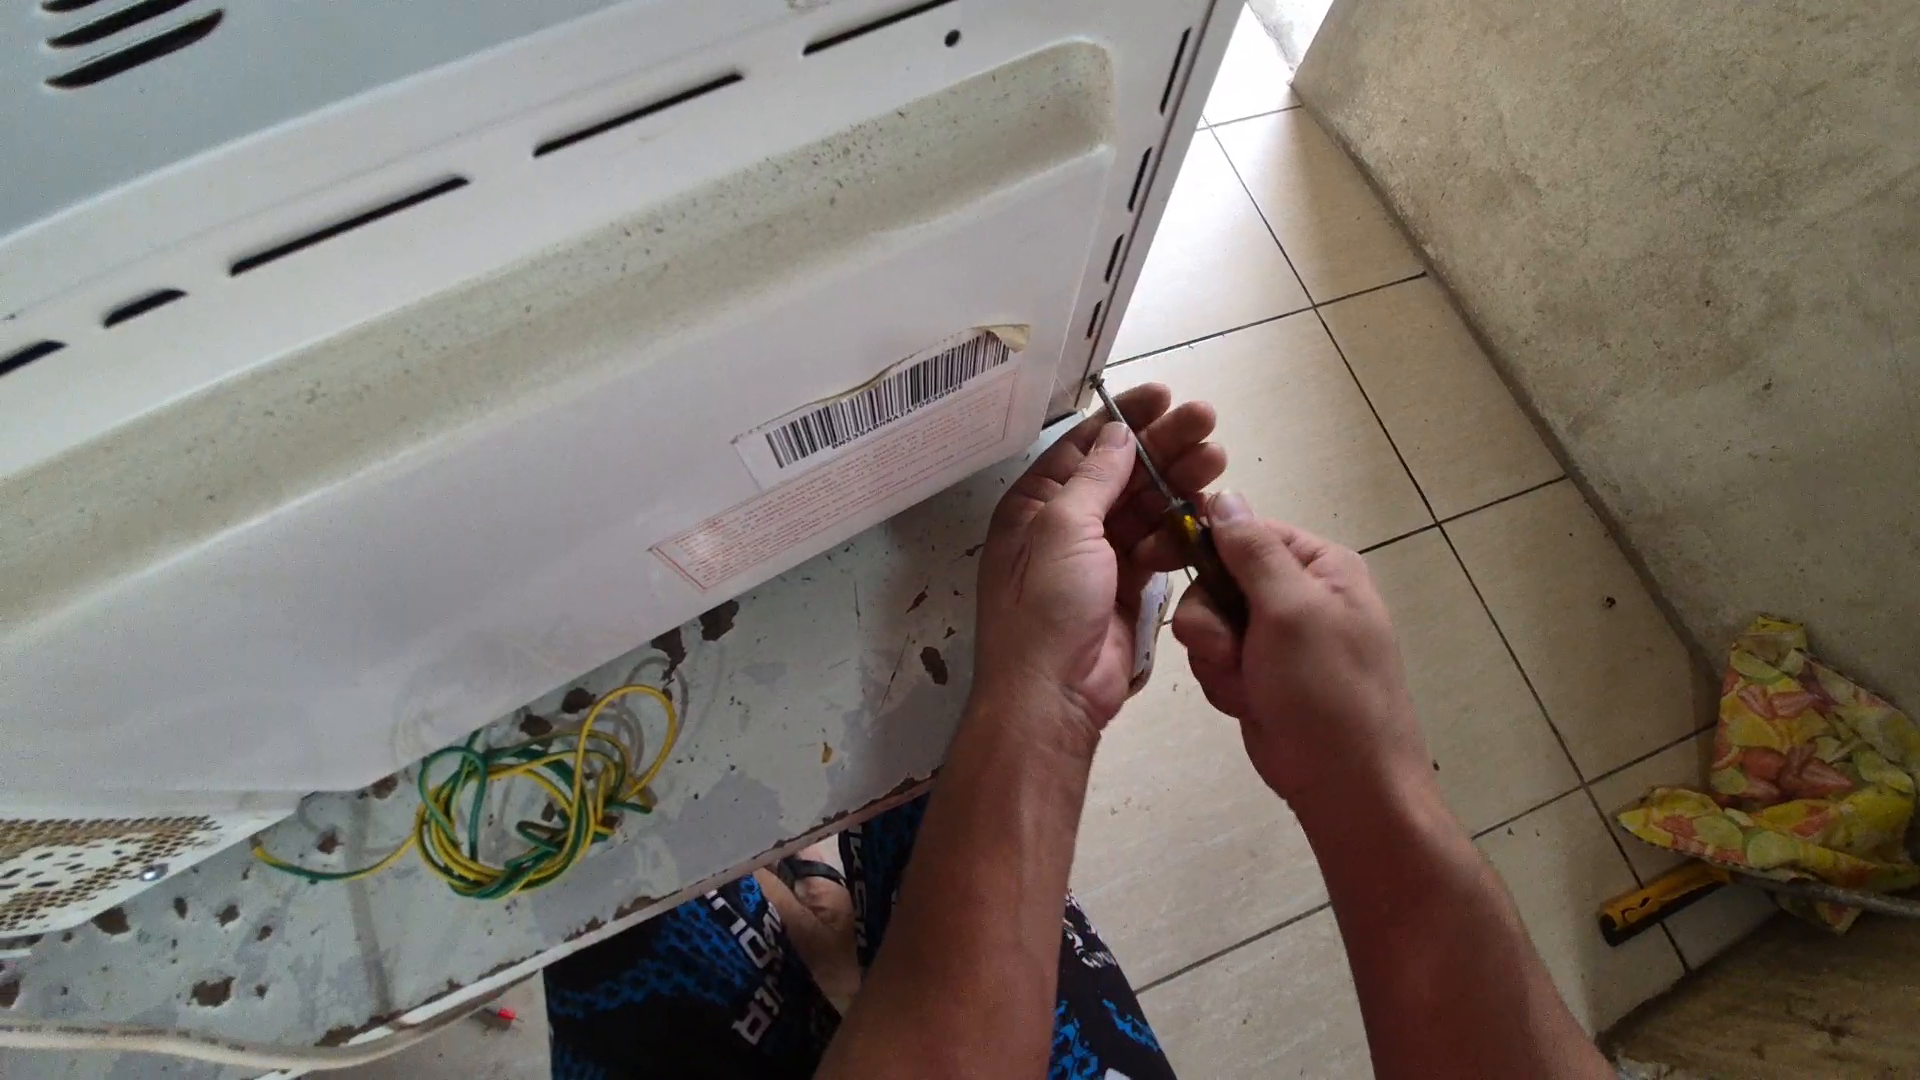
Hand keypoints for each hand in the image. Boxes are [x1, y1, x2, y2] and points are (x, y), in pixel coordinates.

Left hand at [972, 383, 1225, 748]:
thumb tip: (1117, 435)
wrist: (1054, 692)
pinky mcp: (1123, 584)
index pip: (1082, 448)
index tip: (1164, 396)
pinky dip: (1176, 530)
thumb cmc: (1046, 604)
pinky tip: (1201, 516)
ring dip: (1176, 484)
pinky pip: (1154, 545)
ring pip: (1142, 507)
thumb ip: (1094, 479)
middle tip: (1207, 422)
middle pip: (1118, 473)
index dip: (1122, 419)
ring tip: (1216, 460)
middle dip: (1161, 447)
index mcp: (1035, 504)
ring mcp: (1095, 556)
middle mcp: (1063, 524)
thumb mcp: (1063, 530)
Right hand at [1170, 492, 1433, 811]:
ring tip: (1244, 683)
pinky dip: (1221, 680)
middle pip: (1215, 579)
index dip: (1198, 542)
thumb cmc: (1327, 689)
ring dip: (1215, 655)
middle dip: (1210, 620)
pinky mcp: (1254, 669)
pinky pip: (1212, 656)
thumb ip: (1252, 550)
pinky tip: (1247, 701)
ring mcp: (1273, 635)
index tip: (1155, 557)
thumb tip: (1224, 493)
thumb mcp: (1291, 611)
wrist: (1344, 783)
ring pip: (1205, 621)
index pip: (1242, 530)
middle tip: (1225, 650)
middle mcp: (1295, 593)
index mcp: (1317, 566)